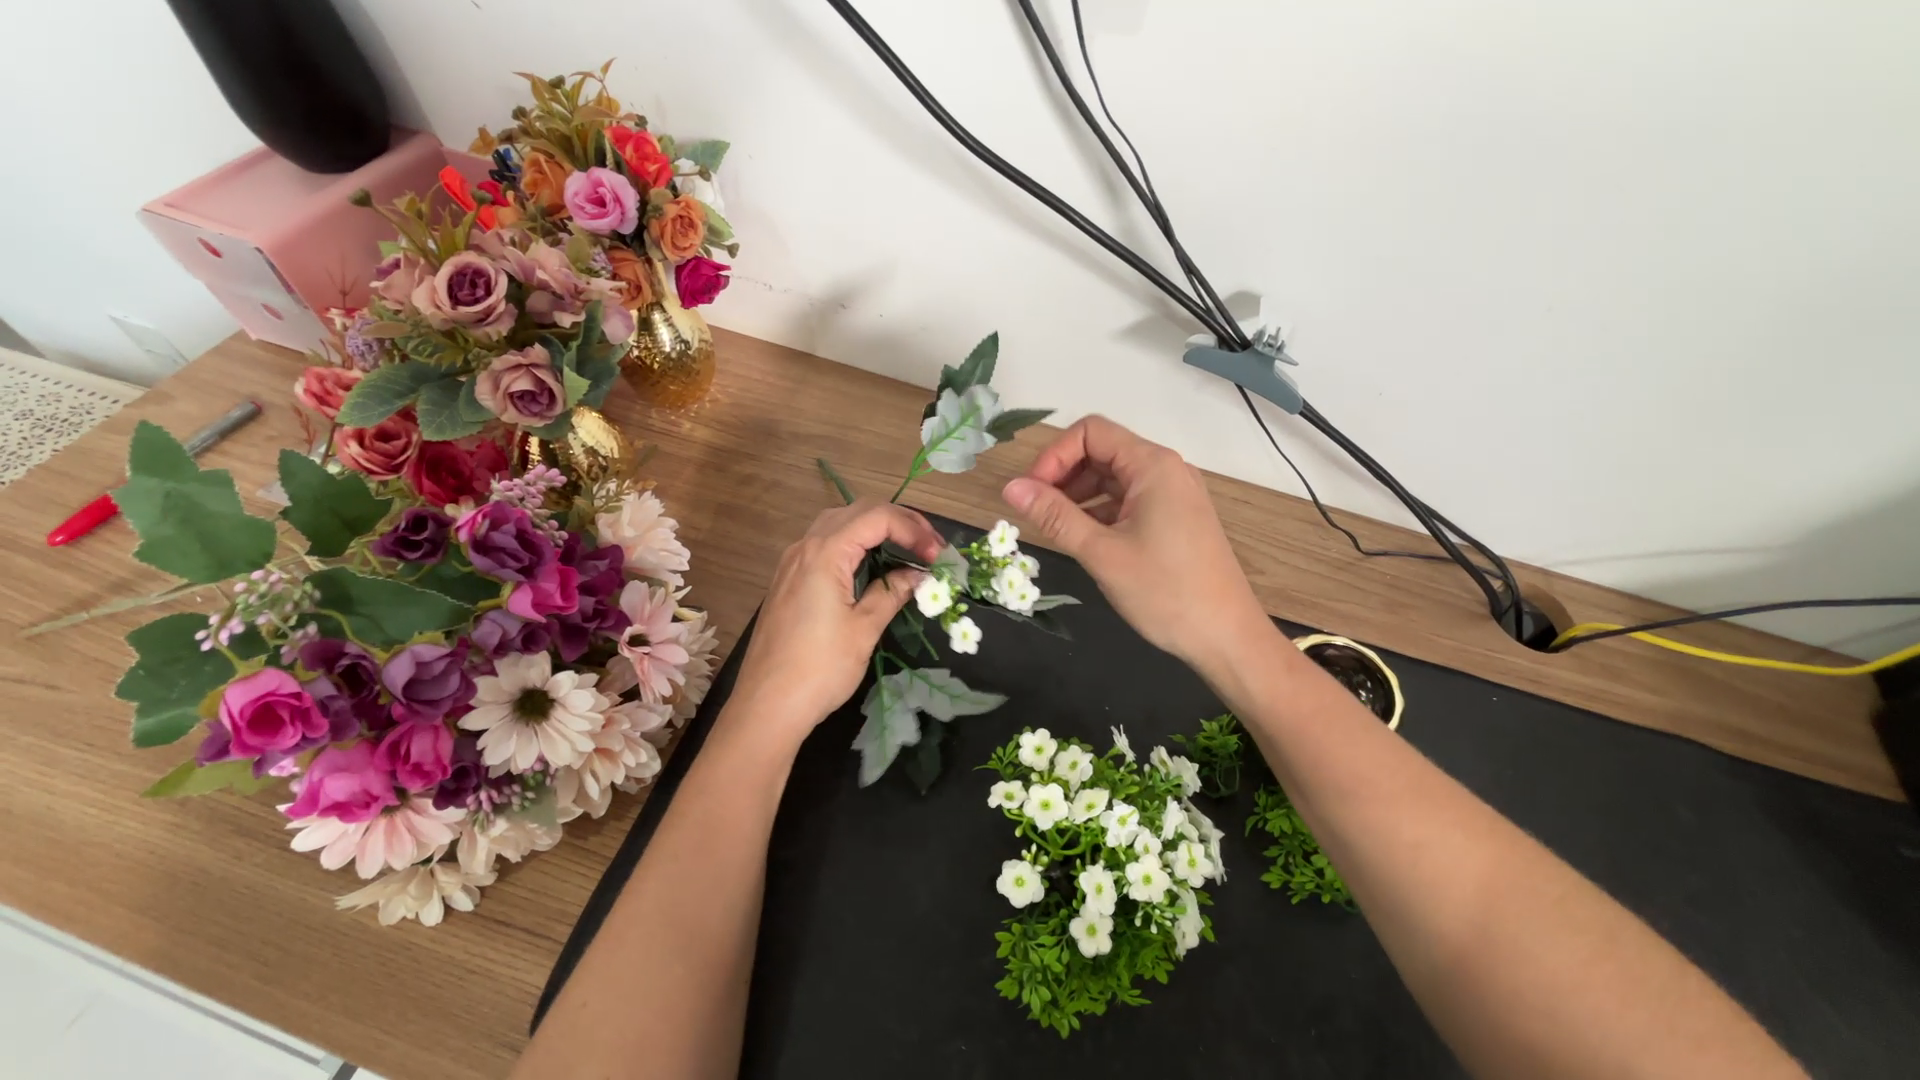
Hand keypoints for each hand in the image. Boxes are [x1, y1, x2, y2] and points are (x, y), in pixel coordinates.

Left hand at [727, 500, 943, 747]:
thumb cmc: (820, 669)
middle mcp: (805, 547)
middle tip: (930, 547)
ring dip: (876, 530)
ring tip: (908, 551)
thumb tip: (918, 576)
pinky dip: (855, 545)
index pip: (878, 517)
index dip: (914, 529)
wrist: (767, 705)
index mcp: (825, 553)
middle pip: (858, 512)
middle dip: (899, 523)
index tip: (938, 556)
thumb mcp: (864, 629)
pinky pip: (825, 545)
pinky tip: (873, 567)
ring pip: (839, 524)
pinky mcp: (788, 580)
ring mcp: (792, 562)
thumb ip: (892, 592)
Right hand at [1002, 416, 1272, 673]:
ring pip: (1114, 477)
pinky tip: (1084, 539)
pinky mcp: (1177, 518)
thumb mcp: (1101, 553)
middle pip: (1102, 451)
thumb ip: (1054, 516)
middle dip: (1063, 475)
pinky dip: (1101, 511)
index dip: (1053, 455)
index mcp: (1153, 466)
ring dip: (1079, 495)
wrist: (1226, 636)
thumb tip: (1010, 487)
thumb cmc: (1165, 593)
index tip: (1031, 492)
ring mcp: (1175, 494)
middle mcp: (1167, 469)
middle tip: (1036, 512)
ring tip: (1055, 528)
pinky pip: (1130, 499)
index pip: (1091, 432)